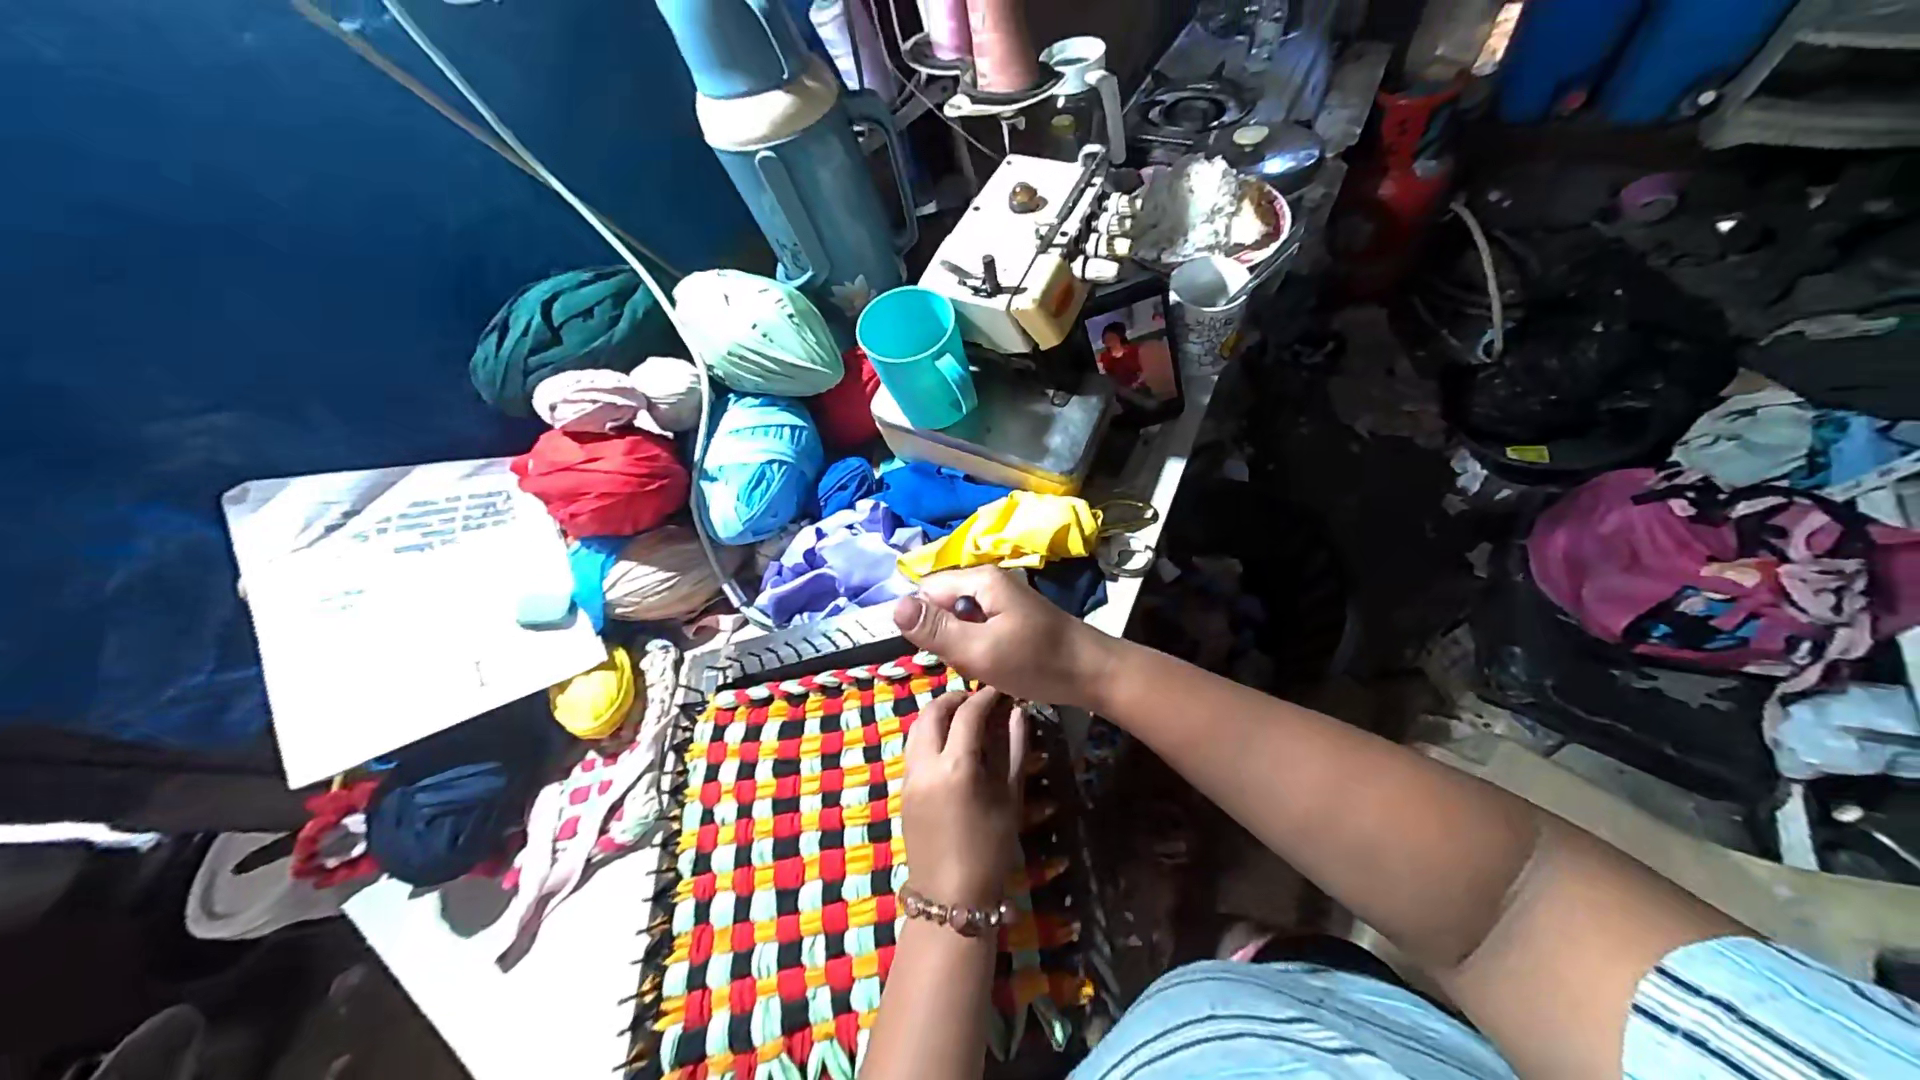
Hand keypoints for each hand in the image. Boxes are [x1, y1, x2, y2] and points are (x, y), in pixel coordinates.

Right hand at [892, 567, 1114, 708]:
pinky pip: (978, 628)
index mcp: (980, 579)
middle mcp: (990, 581)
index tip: (940, 653)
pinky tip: (993, 666)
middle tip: (967, 663)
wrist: (1094, 674)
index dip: (924, 624)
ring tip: (982, 666)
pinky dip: (978, 648)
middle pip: (942, 604)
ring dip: (962, 646)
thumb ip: (935, 629)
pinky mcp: (1012, 616)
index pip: (926, 591)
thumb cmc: (1037, 662)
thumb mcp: (979, 650)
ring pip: (959, 620)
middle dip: (945, 636)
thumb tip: (893, 606)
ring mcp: (1003, 598)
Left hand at [902, 688, 1026, 908]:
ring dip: (938, 714)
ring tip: (963, 719)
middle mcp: (925, 764)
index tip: (1001, 690)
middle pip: (933, 711)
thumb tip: (1018, 713)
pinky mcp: (901, 789)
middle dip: (956, 699)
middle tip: (980, 700)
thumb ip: (1014, 750)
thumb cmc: (991, 849)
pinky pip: (912, 748)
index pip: (968, 713)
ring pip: (917, 727)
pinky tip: (950, 744)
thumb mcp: (1010, 798)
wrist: (951, 898)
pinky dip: (929, 734)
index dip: (986, 697)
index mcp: (956, 766)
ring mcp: (909, 776)